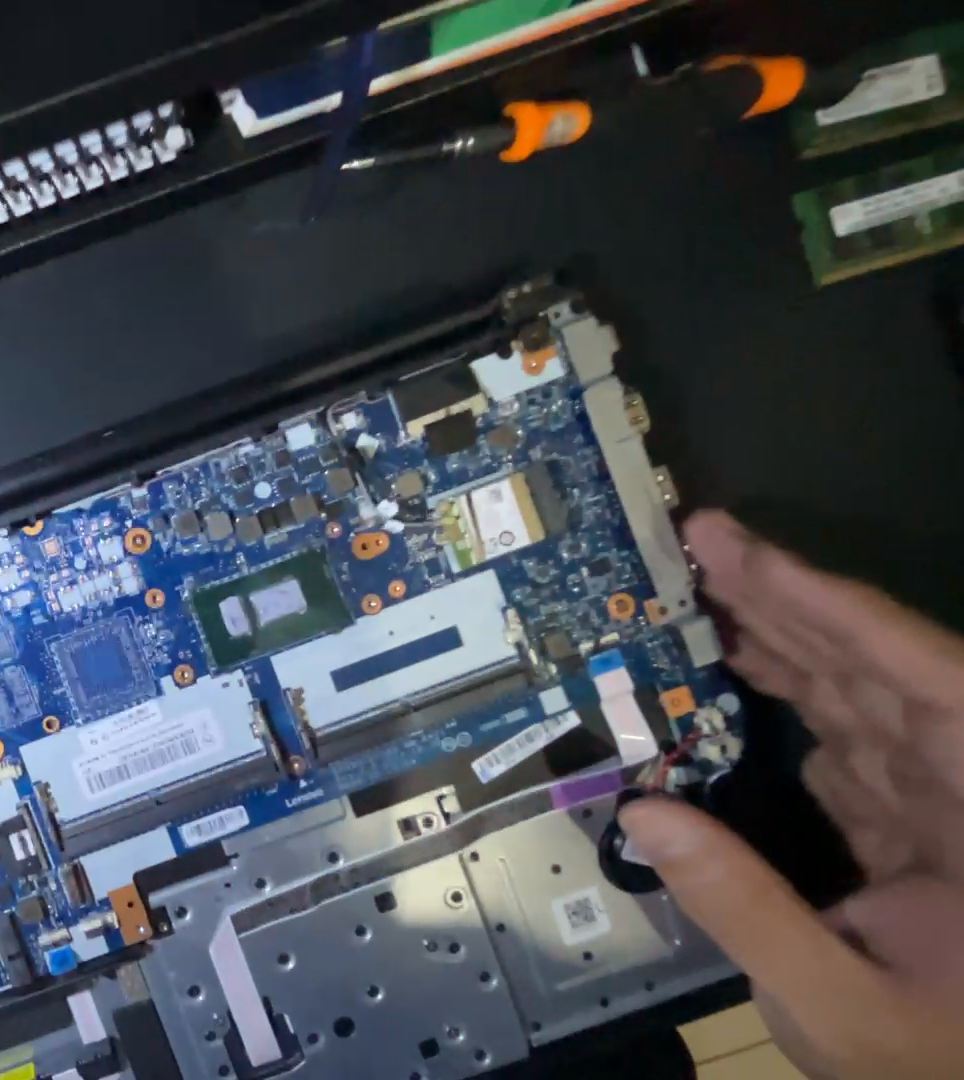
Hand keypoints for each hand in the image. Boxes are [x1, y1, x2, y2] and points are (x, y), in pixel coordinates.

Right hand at [618, 511, 963, 1077]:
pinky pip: (844, 742)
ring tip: (696, 594)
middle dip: (783, 601)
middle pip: (879, 671)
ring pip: (859, 697)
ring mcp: (948, 812)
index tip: (740, 550)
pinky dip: (781, 701)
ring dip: (777, 640)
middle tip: (696, 546)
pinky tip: (724, 676)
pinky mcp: (918, 831)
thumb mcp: (848, 1016)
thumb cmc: (956, 1073)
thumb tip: (643, 812)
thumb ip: (748, 913)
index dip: (826, 604)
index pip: (918, 681)